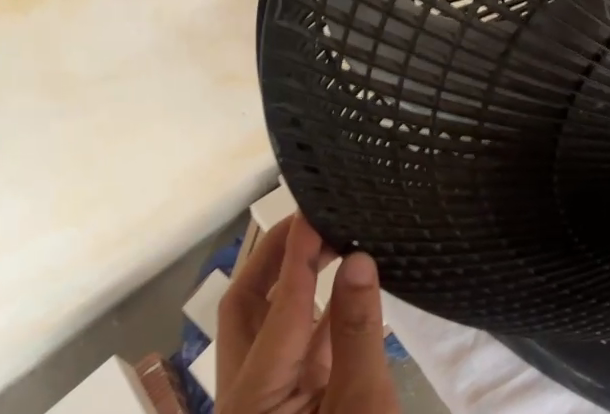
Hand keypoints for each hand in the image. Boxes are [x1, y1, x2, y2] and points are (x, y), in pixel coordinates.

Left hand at [215, 213, 400, 413]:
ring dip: (296, 277)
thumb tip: (358, 260)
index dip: (297, 260)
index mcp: (251, 404)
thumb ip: (357, 331)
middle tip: (313, 218)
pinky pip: (298, 341)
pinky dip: (320, 306)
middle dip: (275, 258)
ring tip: (331, 236)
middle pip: (247, 308)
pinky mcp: (296, 400)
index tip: (313, 215)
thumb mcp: (363, 404)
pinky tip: (348, 277)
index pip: (276, 316)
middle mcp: (247, 397)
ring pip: (270, 323)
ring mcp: (269, 399)